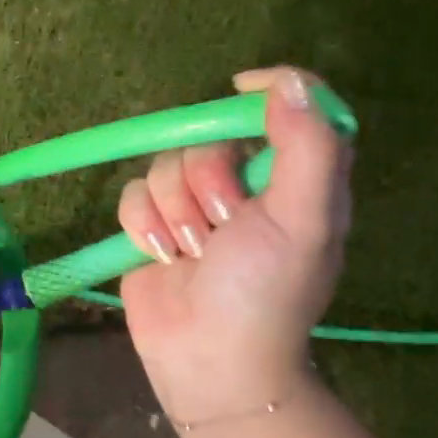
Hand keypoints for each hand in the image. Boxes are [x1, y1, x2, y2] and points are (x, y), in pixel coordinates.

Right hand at [116, 68, 352, 424]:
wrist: (208, 355)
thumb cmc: (265, 292)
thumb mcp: (301, 220)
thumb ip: (305, 148)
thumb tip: (290, 82)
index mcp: (296, 181)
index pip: (292, 111)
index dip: (271, 92)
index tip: (239, 88)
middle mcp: (245, 187)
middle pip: (208, 139)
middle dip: (204, 180)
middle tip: (223, 223)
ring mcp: (193, 207)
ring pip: (163, 166)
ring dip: (172, 210)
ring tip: (191, 252)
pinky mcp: (151, 224)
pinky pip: (132, 193)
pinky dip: (141, 223)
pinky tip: (159, 255)